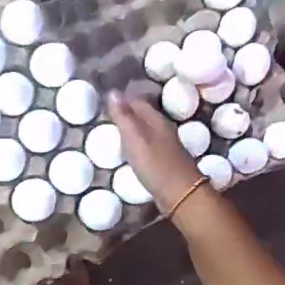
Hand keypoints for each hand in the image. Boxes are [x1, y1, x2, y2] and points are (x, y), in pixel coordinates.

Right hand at [106, 91, 202, 209]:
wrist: (180, 193)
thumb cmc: (155, 164)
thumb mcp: (134, 137)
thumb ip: (123, 116)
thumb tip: (112, 91)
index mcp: (156, 119)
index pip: (136, 100)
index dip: (121, 99)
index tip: (104, 102)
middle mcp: (163, 128)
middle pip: (142, 114)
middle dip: (126, 112)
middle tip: (106, 116)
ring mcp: (166, 144)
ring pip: (145, 129)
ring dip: (131, 128)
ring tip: (114, 131)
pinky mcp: (165, 160)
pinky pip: (147, 144)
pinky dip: (136, 143)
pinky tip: (129, 150)